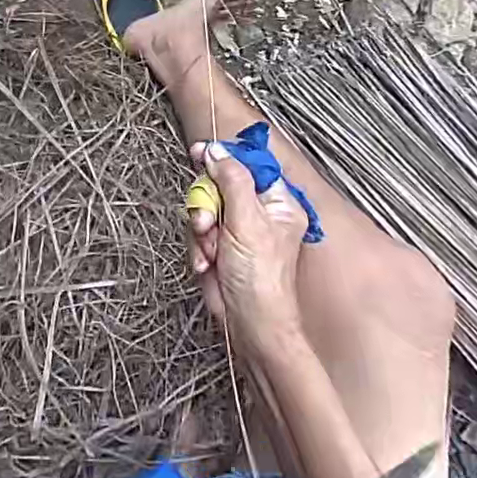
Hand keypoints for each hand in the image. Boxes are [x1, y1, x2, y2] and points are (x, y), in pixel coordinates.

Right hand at [187, 141, 307, 347]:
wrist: (248, 324)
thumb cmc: (262, 282)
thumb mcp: (247, 222)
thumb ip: (232, 181)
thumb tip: (217, 152)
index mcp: (278, 202)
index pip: (250, 164)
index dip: (225, 157)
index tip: (202, 152)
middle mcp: (258, 213)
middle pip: (220, 184)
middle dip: (208, 203)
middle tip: (208, 220)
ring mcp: (237, 230)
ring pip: (204, 207)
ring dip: (202, 229)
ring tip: (212, 249)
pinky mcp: (219, 246)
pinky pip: (198, 231)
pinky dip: (198, 247)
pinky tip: (209, 262)